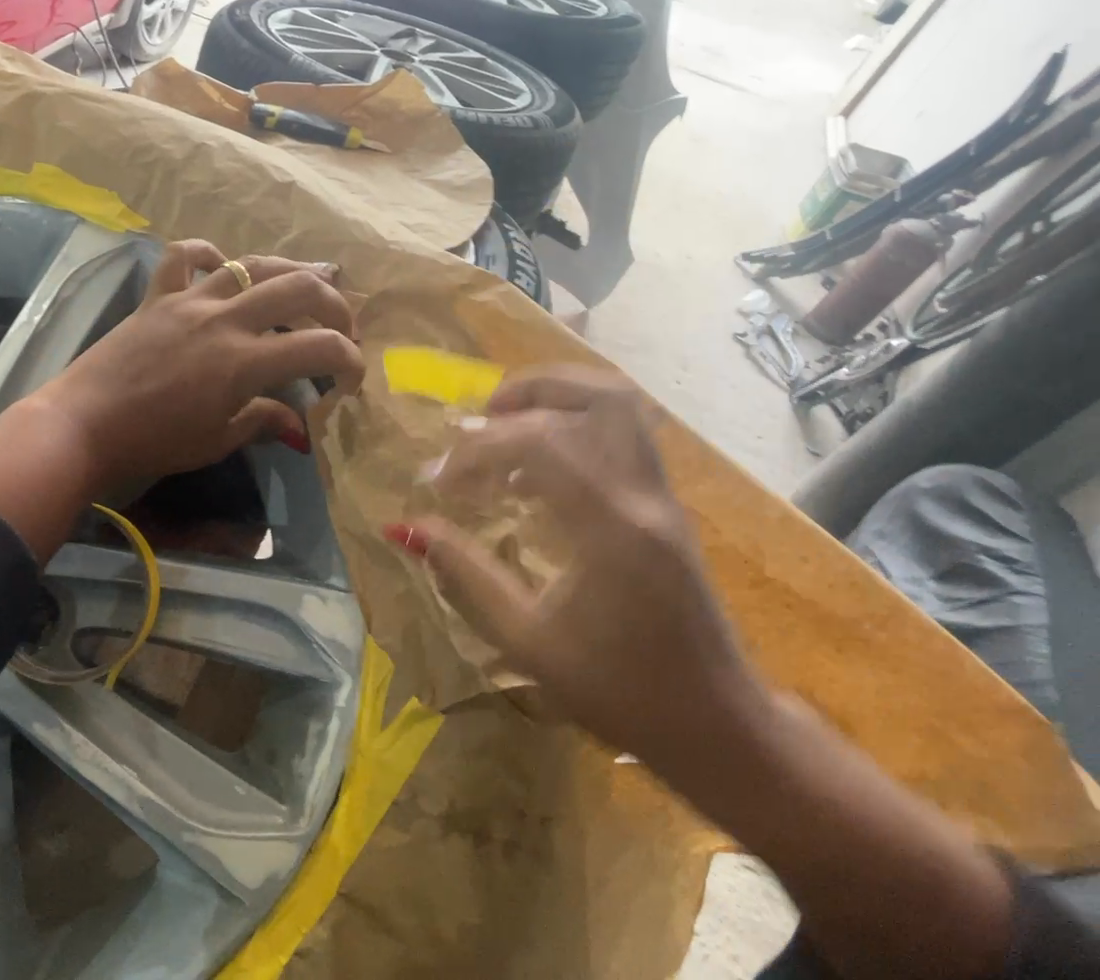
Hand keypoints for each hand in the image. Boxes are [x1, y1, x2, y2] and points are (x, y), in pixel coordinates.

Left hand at [30, 239, 364, 490]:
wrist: (83, 425)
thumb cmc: (151, 443)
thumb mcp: (214, 441)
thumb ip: (261, 422)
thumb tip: (299, 426)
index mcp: (243, 363)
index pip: (318, 347)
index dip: (349, 360)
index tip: (351, 379)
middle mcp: (223, 320)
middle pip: (296, 288)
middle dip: (333, 304)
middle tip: (342, 326)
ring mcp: (188, 302)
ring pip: (250, 264)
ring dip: (287, 271)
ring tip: (304, 286)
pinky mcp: (156, 297)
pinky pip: (185, 258)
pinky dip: (209, 255)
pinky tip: (222, 268)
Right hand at [386, 366, 766, 765]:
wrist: (713, 722)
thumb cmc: (616, 691)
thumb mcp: (525, 639)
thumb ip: (464, 573)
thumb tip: (403, 528)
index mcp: (611, 529)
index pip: (541, 441)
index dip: (476, 448)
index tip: (436, 482)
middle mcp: (645, 497)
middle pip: (600, 396)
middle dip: (527, 392)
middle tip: (475, 424)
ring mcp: (663, 497)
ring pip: (621, 407)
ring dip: (555, 401)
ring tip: (501, 431)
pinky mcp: (665, 507)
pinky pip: (622, 437)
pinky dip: (571, 429)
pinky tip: (531, 470)